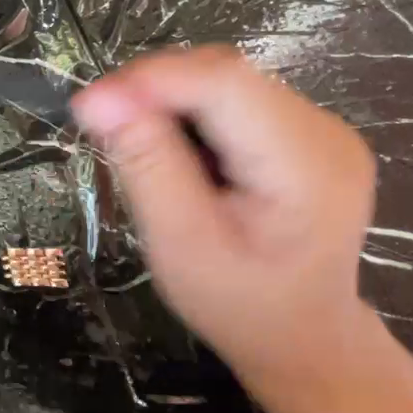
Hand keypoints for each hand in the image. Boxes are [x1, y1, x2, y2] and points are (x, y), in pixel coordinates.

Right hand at [71, 46, 377, 384]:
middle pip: (224, 73)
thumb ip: (145, 163)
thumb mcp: (179, 242)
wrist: (301, 339)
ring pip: (224, 78)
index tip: (88, 105)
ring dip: (166, 97)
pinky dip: (187, 109)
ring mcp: (319, 129)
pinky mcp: (302, 132)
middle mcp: (324, 131)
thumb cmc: (237, 303)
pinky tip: (172, 147)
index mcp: (306, 165)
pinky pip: (233, 96)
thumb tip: (95, 98)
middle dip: (153, 87)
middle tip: (101, 124)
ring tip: (132, 139)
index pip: (224, 83)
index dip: (150, 80)